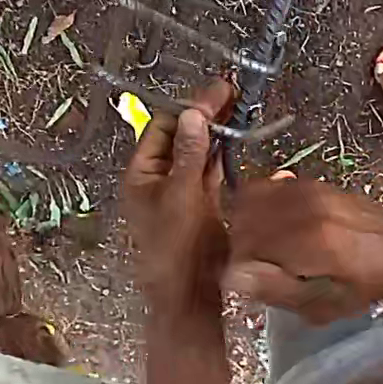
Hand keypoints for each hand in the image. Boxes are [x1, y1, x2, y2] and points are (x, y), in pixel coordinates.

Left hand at [122, 81, 235, 312]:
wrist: (191, 291)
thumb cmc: (176, 245)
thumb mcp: (181, 196)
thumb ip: (189, 155)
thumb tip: (193, 114)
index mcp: (142, 174)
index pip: (161, 127)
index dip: (188, 108)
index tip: (216, 93)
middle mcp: (159, 177)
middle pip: (181, 136)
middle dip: (204, 115)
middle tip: (233, 92)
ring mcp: (182, 188)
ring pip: (198, 151)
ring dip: (216, 131)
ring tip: (240, 107)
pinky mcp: (202, 201)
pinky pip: (211, 169)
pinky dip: (223, 152)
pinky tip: (238, 137)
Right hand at [222, 178, 382, 323]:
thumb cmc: (360, 286)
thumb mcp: (319, 304)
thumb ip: (274, 288)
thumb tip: (232, 275)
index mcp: (306, 240)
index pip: (243, 243)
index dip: (236, 261)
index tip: (244, 276)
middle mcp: (304, 208)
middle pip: (243, 214)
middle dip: (239, 239)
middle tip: (251, 260)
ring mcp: (309, 190)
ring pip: (252, 194)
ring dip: (248, 219)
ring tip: (261, 242)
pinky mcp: (314, 183)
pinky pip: (271, 185)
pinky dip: (262, 203)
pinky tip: (275, 223)